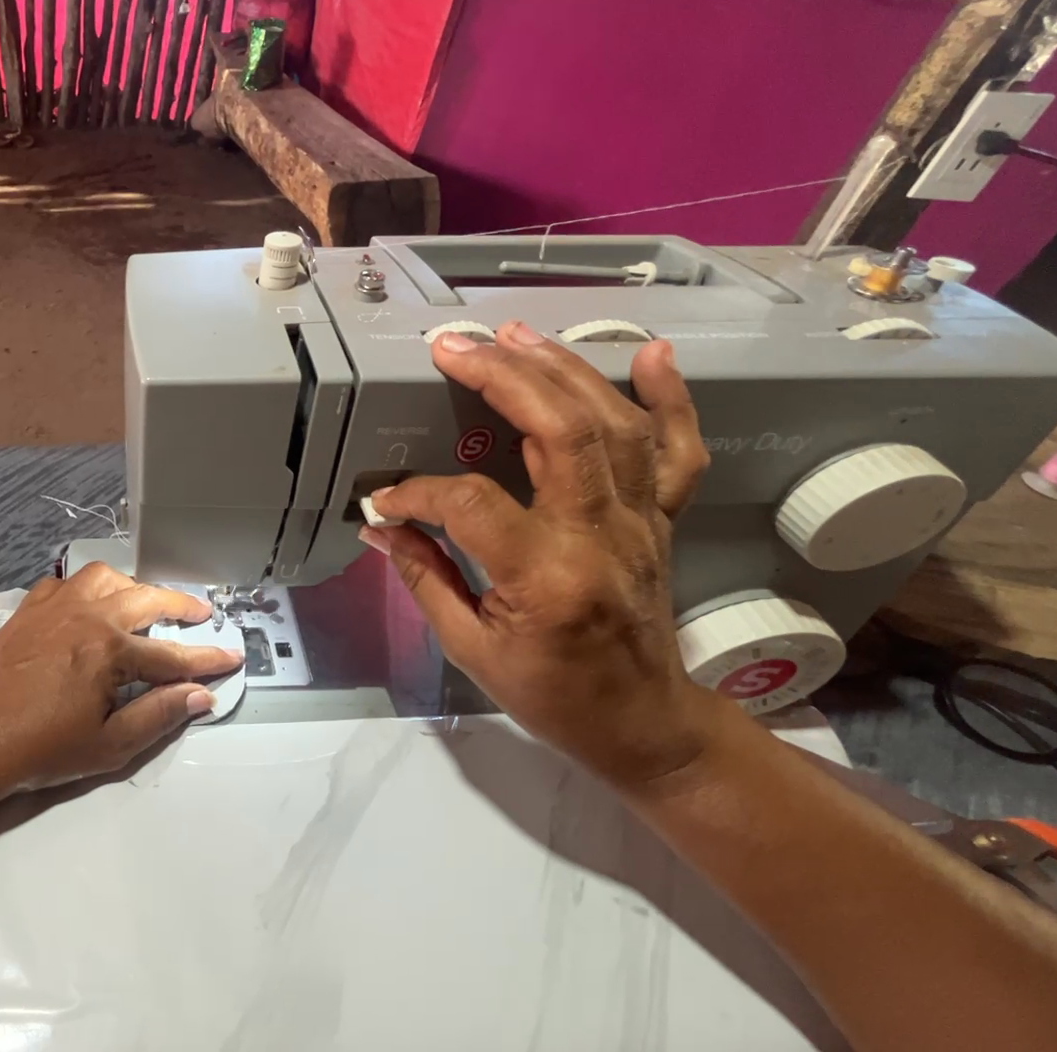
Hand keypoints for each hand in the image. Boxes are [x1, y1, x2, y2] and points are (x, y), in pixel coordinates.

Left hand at [0, 563, 243, 799]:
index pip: (171, 653)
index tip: (231, 657)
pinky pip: (63, 584)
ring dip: (131, 586)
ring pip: (103, 577)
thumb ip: (159, 716)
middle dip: (179, 605)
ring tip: (145, 603)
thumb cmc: (40, 750)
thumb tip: (200, 694)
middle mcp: (85, 616)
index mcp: (108, 650)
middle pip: (144, 599)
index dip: (206, 659)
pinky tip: (88, 606)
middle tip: (201, 614)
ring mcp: (53, 608)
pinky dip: (85, 588)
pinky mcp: (27, 612)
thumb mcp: (109, 746)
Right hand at [360, 321, 717, 791]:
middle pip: (562, 433)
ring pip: (613, 426)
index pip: (471, 503)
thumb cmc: (548, 693)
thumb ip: (424, 575)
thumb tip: (380, 525)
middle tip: (455, 347)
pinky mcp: (660, 518)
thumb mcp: (469, 647)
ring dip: (563, 370)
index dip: (418, 492)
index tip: (382, 498)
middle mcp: (601, 535)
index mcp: (546, 576)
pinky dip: (669, 397)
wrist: (641, 722)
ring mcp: (640, 522)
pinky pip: (675, 450)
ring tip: (516, 334)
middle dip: (504, 379)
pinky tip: (650, 353)